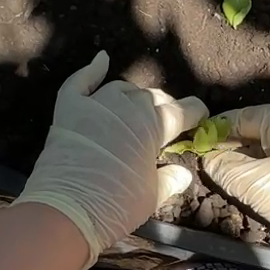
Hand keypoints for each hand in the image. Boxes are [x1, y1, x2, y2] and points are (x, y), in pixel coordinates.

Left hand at [16, 51, 207, 269]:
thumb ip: (171, 179)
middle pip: (151, 98)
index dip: (194, 113)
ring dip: (132, 96)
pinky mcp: (69, 108)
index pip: (182, 110)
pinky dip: (92, 70)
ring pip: (121, 89)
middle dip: (163, 106)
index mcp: (155, 124)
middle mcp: (128, 106)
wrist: (68, 209)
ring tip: (136, 107)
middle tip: (165, 120)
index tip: (201, 116)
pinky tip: (102, 60)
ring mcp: (97, 103)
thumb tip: (183, 173)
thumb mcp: (153, 195)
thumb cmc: (118, 204)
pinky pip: (81, 82)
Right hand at [203, 105, 269, 265]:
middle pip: (262, 130)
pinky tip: (256, 181)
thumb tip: (209, 158)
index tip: (200, 142)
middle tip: (212, 161)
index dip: (220, 129)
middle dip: (235, 145)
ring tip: (230, 173)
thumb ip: (224, 167)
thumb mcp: (252, 182)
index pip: (247, 116)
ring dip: (252, 158)